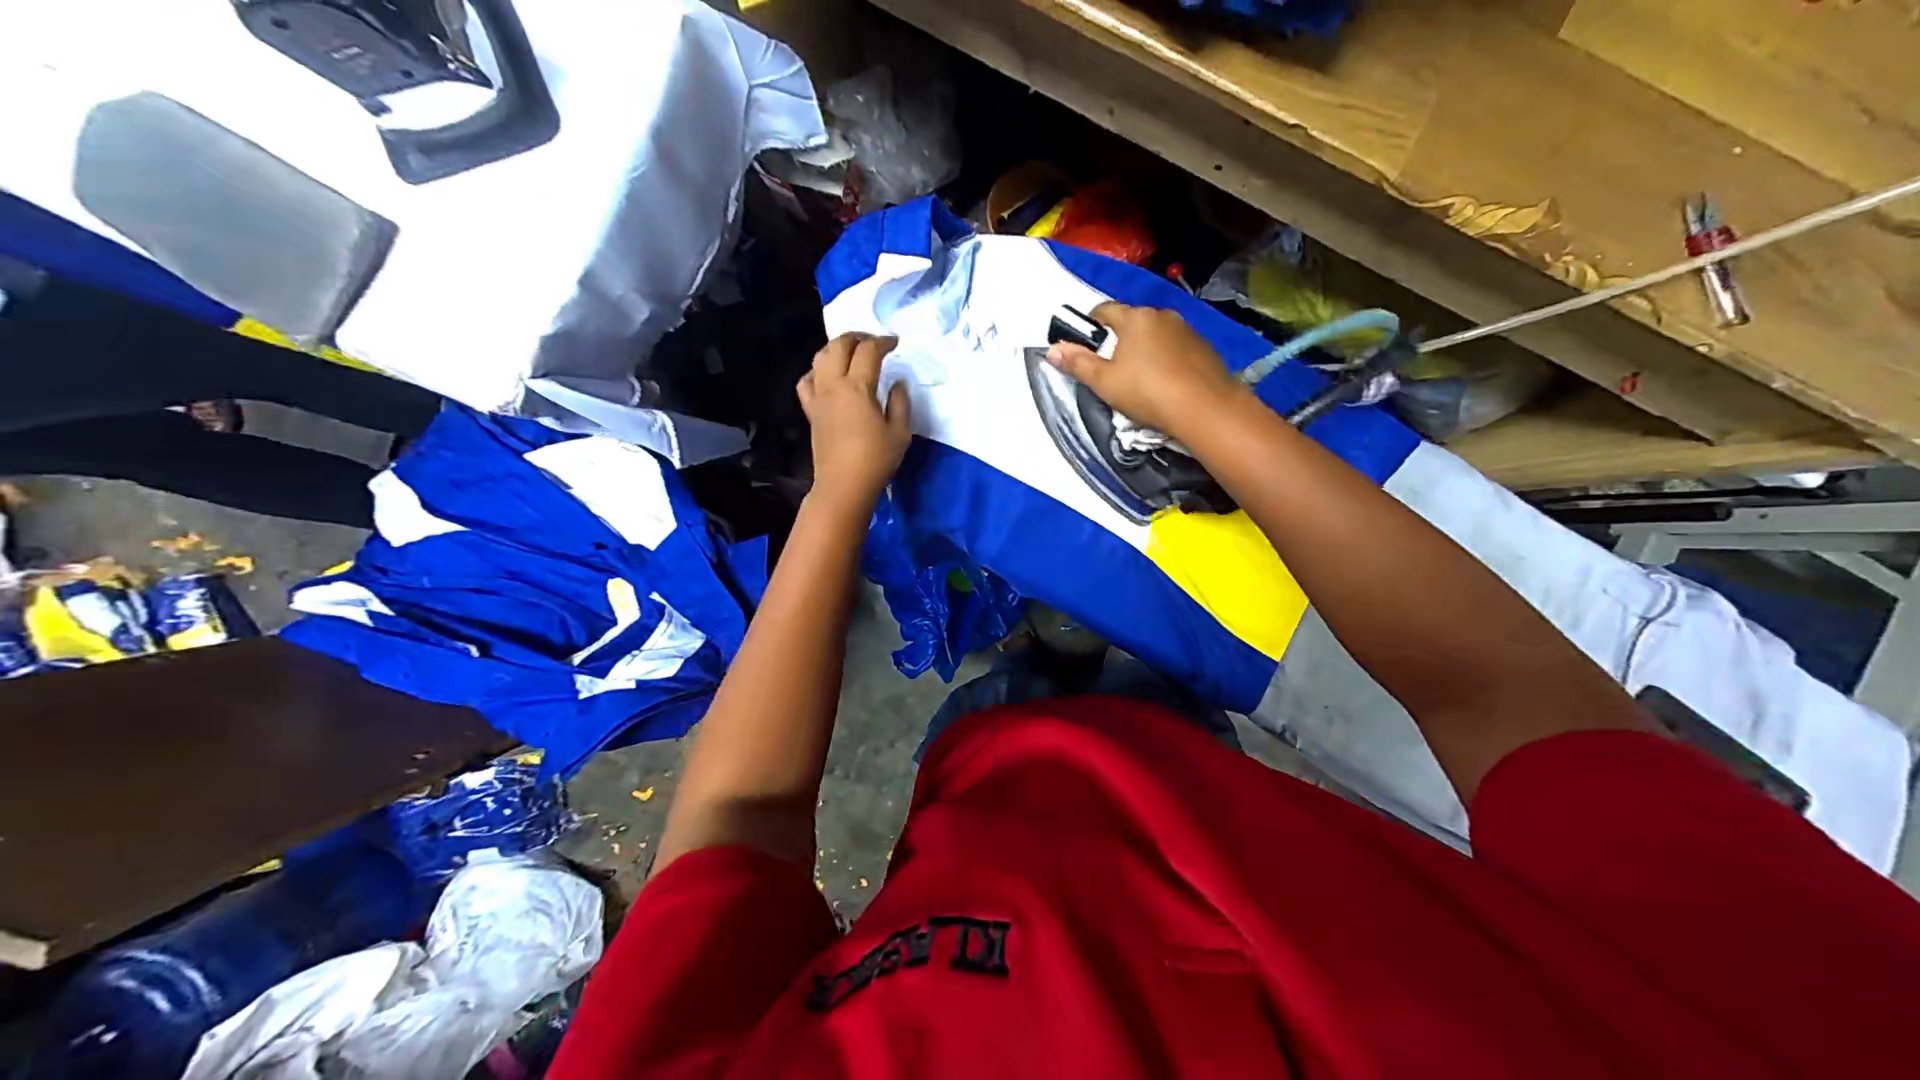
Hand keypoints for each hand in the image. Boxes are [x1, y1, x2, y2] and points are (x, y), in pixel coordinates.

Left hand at [797, 333, 912, 511]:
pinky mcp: (810, 411)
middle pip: (839, 345)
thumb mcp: (900, 432)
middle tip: (873, 341)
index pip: (868, 351)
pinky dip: (817, 371)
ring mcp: (818, 397)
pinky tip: (827, 377)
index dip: (883, 341)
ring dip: (836, 348)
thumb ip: (900, 403)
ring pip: (820, 358)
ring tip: (851, 353)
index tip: (895, 343)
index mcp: (858, 387)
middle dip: (857, 337)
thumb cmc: (876, 460)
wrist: (843, 486)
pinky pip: (807, 381)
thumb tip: (897, 384)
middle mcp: (833, 386)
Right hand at [1045, 303, 1246, 440]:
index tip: (1086, 344)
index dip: (1090, 324)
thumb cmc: (1147, 392)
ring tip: (1141, 377)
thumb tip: (1052, 349)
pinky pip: (1177, 347)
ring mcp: (1187, 329)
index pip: (1104, 310)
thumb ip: (1077, 363)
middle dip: (1119, 338)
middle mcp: (1162, 315)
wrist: (1205, 408)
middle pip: (1132, 321)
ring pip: (1156, 334)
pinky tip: (1167, 381)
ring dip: (1146, 348)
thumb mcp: (1104, 382)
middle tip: (1112, 367)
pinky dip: (1167, 358)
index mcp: (1135, 318)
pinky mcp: (1205, 347)